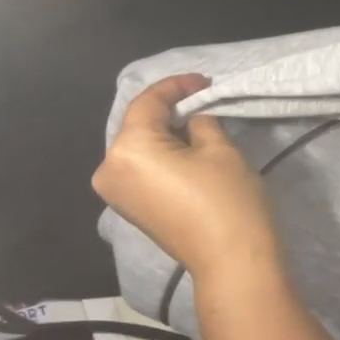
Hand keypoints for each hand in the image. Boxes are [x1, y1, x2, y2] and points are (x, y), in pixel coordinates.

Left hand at [93, 74, 281, 281]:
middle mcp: (108, 167)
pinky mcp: (129, 208)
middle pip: (138, 127)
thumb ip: (203, 125)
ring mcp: (114, 192)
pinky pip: (141, 170)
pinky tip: (188, 157)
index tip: (204, 81)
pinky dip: (162, 157)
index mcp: (128, 149)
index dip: (175, 87)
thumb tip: (195, 117)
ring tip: (199, 130)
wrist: (231, 258)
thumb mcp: (222, 152)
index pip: (147, 104)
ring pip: (139, 149)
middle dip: (169, 113)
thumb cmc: (229, 200)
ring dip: (166, 136)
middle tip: (204, 104)